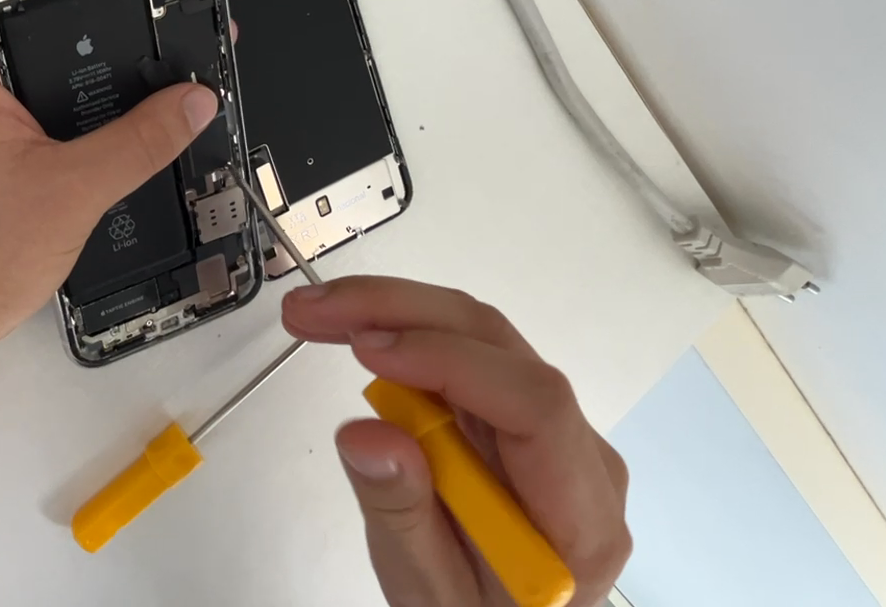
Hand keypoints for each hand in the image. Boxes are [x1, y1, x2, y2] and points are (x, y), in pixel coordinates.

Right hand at [282, 277, 631, 605]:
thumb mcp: (428, 593)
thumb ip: (403, 515)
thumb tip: (366, 432)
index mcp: (578, 513)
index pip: (534, 405)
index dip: (450, 361)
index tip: (364, 351)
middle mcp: (576, 448)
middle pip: (495, 343)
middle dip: (396, 311)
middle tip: (308, 310)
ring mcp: (544, 419)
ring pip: (470, 327)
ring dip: (384, 307)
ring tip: (308, 312)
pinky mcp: (507, 403)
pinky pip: (454, 343)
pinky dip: (391, 325)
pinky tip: (342, 326)